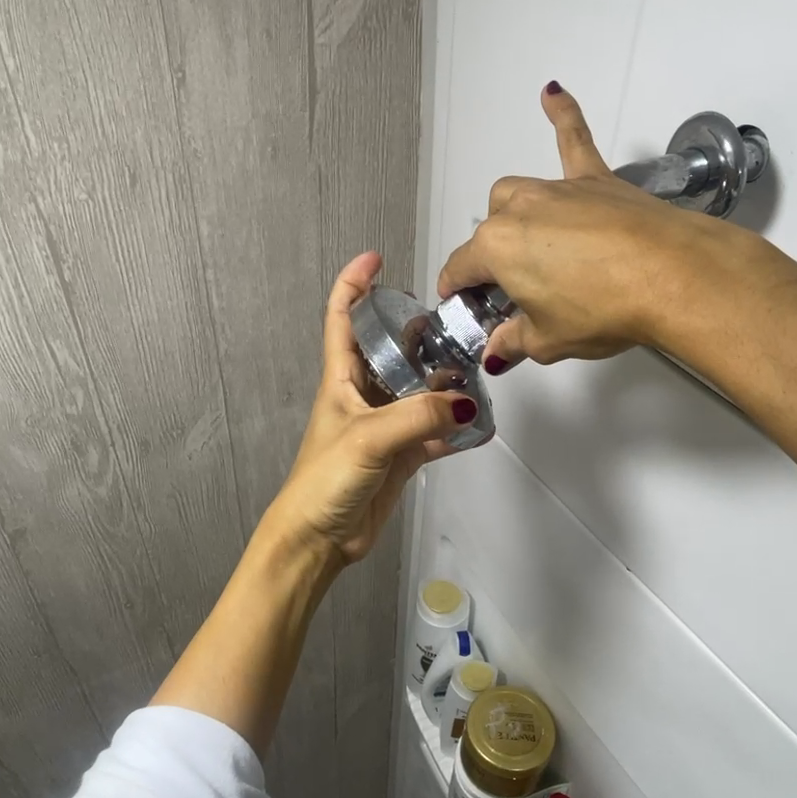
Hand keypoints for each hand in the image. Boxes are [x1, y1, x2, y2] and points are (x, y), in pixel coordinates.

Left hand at [262, 251, 477, 566]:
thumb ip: (418, 416)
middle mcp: (362, 396)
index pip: (342, 319)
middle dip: (415, 331)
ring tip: (473, 368)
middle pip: (389, 350)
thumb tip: (466, 405)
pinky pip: (432, 431)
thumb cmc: (325, 481)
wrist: (319, 539)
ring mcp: (383, 426)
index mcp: (340, 379)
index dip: (354, 284)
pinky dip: (453, 427)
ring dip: (441, 380)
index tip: (376, 258)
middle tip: (451, 322)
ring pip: (416, 390)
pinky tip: (476, 424)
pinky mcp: (400, 456)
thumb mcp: (369, 438)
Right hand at [437, 83, 775, 371]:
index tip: (461, 306)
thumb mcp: (548, 341)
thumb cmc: (604, 309)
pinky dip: (562, 116)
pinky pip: (573, 138)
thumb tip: (497, 352)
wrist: (673, 277)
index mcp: (496, 248)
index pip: (461, 269)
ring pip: (518, 197)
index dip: (457, 292)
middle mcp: (518, 209)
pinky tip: (551, 92)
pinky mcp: (595, 180)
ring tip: (533, 249)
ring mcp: (557, 190)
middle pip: (491, 234)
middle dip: (495, 262)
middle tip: (514, 295)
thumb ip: (513, 343)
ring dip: (516, 220)